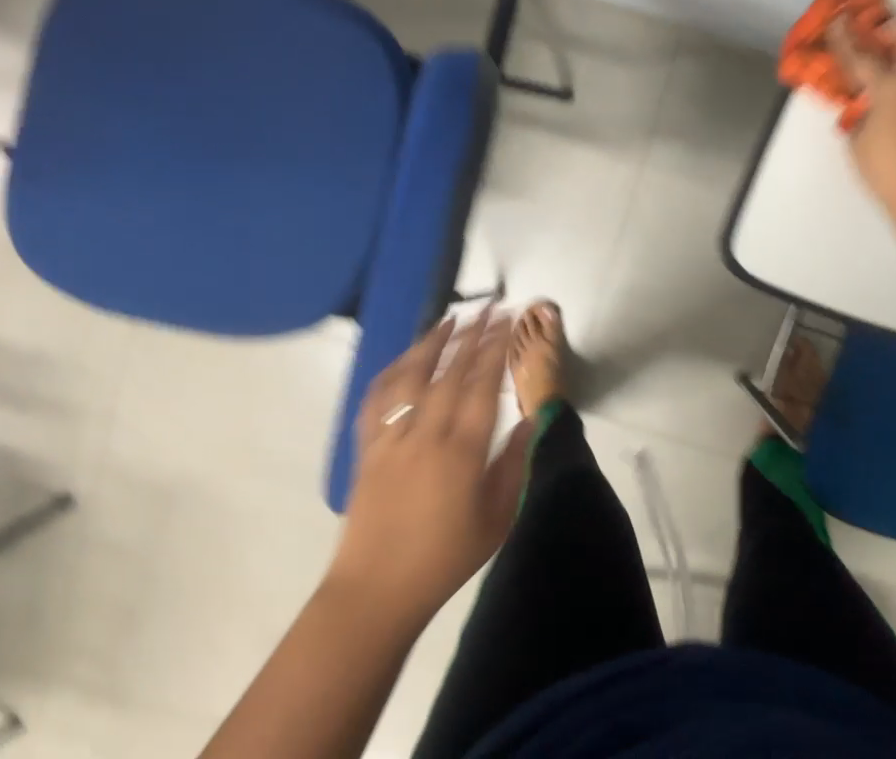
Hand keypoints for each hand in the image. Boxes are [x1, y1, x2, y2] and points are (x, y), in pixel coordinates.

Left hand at [331, 307, 534, 626]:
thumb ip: (514, 465)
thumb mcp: (496, 518)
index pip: (481, 384)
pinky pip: (377, 400)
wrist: (377, 589)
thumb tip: (527, 421)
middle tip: (488, 306)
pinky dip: (391, 372)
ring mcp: (391, 438)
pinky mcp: (367, 449)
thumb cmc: (445, 558)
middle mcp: (425, 434)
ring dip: (431, 343)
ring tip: (450, 318)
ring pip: (411, 377)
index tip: (508, 320)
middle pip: (450, 371)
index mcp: (462, 451)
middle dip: (471, 335)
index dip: (495, 347)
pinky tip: (404, 358)